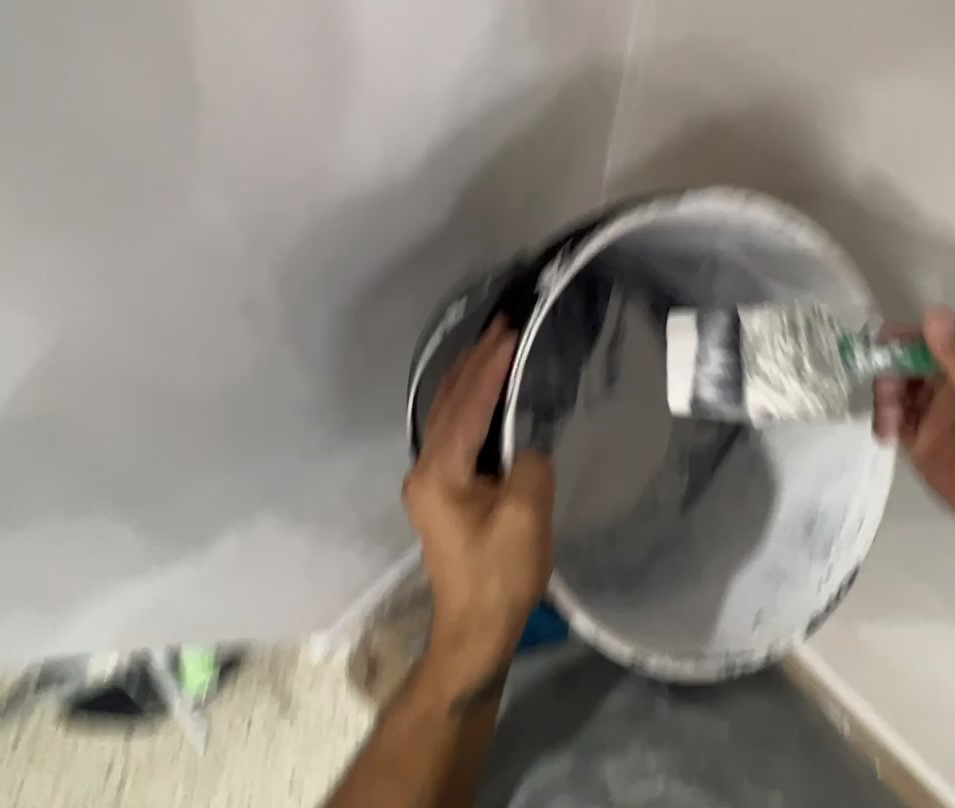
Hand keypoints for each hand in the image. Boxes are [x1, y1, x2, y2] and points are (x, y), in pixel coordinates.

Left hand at [404, 320, 554, 697]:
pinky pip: (454, 431)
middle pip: (448, 400)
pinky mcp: (442, 491)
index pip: (467, 403)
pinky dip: (471, 402)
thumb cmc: (500, 575)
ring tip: (496, 345)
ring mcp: (429, 480)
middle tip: (504, 324)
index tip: (513, 330)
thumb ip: (529, 464)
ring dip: (471, 377)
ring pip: (447, 413)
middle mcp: (425, 468)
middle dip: (476, 360)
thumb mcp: (526, 516)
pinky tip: (489, 393)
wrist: (475, 629)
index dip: (491, 365)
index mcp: (440, 471)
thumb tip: (525, 445)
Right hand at [874, 308, 954, 531]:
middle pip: (909, 357)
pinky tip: (886, 435)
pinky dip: (881, 420)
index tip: (886, 344)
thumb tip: (933, 313)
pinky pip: (889, 416)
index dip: (911, 336)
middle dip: (890, 368)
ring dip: (884, 395)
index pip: (940, 336)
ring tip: (890, 423)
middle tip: (887, 392)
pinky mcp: (916, 435)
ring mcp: (933, 408)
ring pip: (895, 384)